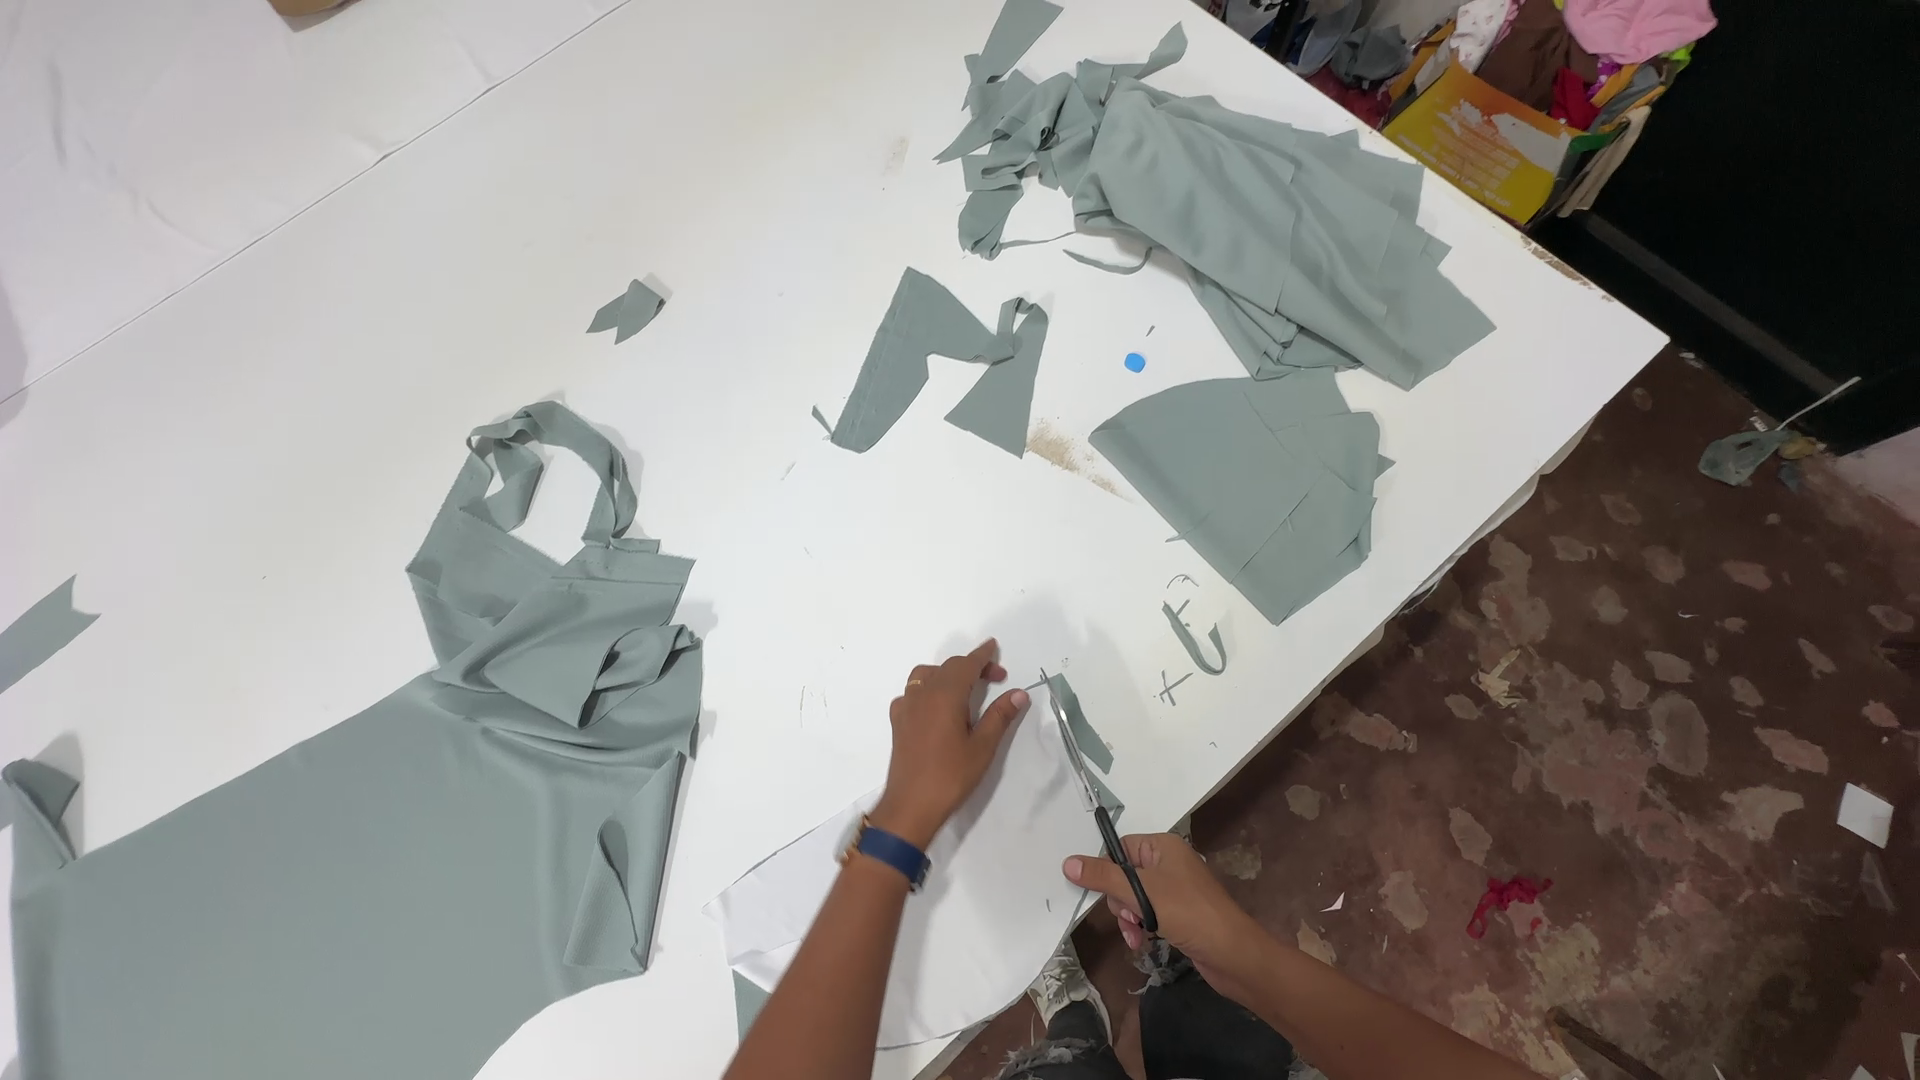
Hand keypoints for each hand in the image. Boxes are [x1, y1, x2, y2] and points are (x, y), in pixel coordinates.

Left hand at [869, 639, 1028, 848]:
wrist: (910, 805)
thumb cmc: (950, 776)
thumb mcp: (982, 747)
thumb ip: (1000, 716)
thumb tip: (1018, 694)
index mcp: (945, 695)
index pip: (966, 665)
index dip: (982, 656)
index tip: (994, 647)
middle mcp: (922, 694)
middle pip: (947, 668)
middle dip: (971, 667)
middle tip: (996, 678)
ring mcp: (906, 707)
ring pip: (926, 675)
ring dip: (947, 674)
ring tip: (965, 689)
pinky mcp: (898, 722)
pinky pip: (912, 693)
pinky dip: (928, 690)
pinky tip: (937, 708)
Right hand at [1064, 833, 1268, 995]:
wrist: (1234, 956)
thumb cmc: (1189, 913)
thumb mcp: (1141, 893)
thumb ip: (1103, 877)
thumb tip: (1068, 862)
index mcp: (1162, 846)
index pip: (1120, 848)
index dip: (1107, 871)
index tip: (1100, 893)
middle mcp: (1169, 862)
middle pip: (1124, 875)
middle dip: (1120, 900)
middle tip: (1129, 917)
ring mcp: (1175, 889)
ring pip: (1134, 897)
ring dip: (1129, 917)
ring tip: (1135, 936)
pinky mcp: (1179, 913)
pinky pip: (1148, 913)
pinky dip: (1141, 926)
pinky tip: (1141, 942)